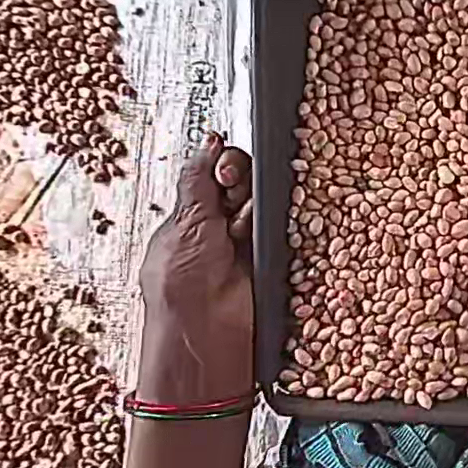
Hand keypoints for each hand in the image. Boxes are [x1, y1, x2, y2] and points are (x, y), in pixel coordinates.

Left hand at [136, 133, 253, 405]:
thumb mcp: (183, 220)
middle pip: (248, 179)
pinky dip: (280, 224)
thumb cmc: (181, 282)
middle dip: (241, 181)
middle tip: (231, 195)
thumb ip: (198, 177)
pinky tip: (266, 232)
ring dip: (256, 208)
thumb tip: (210, 141)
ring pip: (268, 201)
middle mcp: (225, 222)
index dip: (225, 164)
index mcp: (196, 211)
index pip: (219, 168)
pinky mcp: (276, 255)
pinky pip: (286, 226)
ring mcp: (252, 239)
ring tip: (241, 229)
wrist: (207, 326)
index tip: (223, 175)